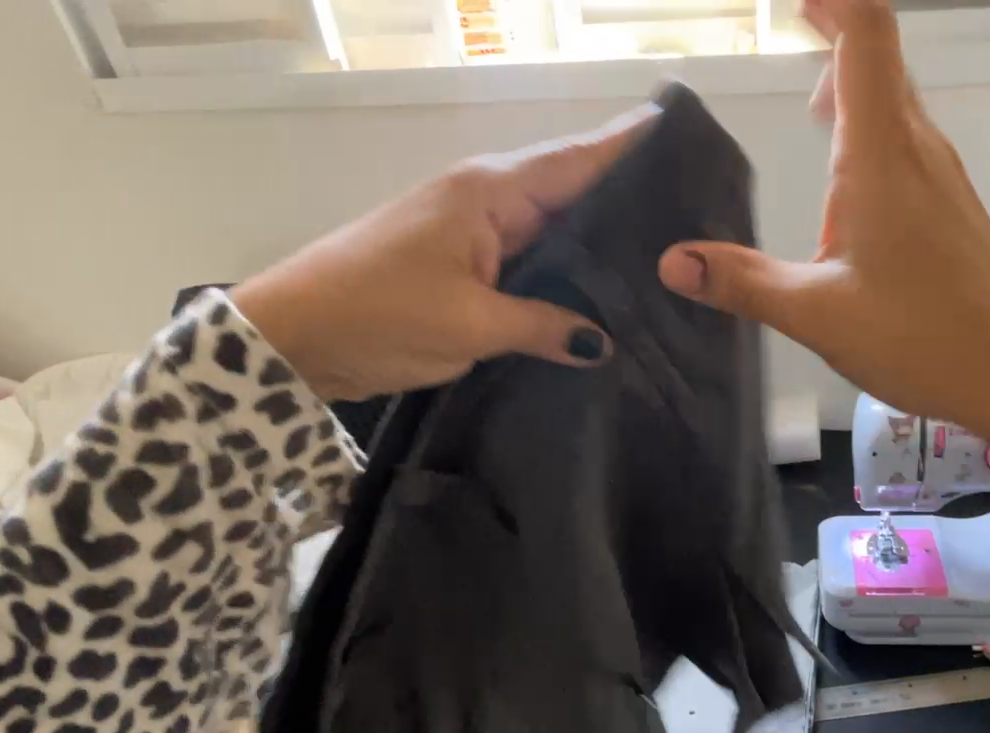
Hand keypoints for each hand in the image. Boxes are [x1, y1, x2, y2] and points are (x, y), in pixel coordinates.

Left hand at [232, 104, 658, 401]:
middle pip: (572, 195)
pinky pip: (534, 268)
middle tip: (691, 218)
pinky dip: (567, 280)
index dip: (627, 146)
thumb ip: (543, 328)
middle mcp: (490, 204)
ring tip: (663, 261)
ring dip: (599, 248)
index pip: (574, 161)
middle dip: (627, 203)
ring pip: (555, 235)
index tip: (678, 130)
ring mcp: (479, 238)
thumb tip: (604, 344)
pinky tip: (603, 300)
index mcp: (490, 194)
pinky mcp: (470, 272)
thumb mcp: (470, 324)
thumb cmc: (379, 313)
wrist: (298, 338)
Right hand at [656, 0, 989, 531]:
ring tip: (812, 113)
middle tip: (794, 35)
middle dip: (836, 40)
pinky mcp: (954, 214)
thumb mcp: (816, 314)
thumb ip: (743, 283)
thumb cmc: (920, 338)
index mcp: (881, 157)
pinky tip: (850, 190)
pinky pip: (909, 149)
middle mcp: (919, 152)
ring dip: (855, 94)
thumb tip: (672, 261)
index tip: (795, 4)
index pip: (866, 36)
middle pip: (882, 63)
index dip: (833, 3)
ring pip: (897, 108)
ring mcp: (943, 182)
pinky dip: (873, 138)